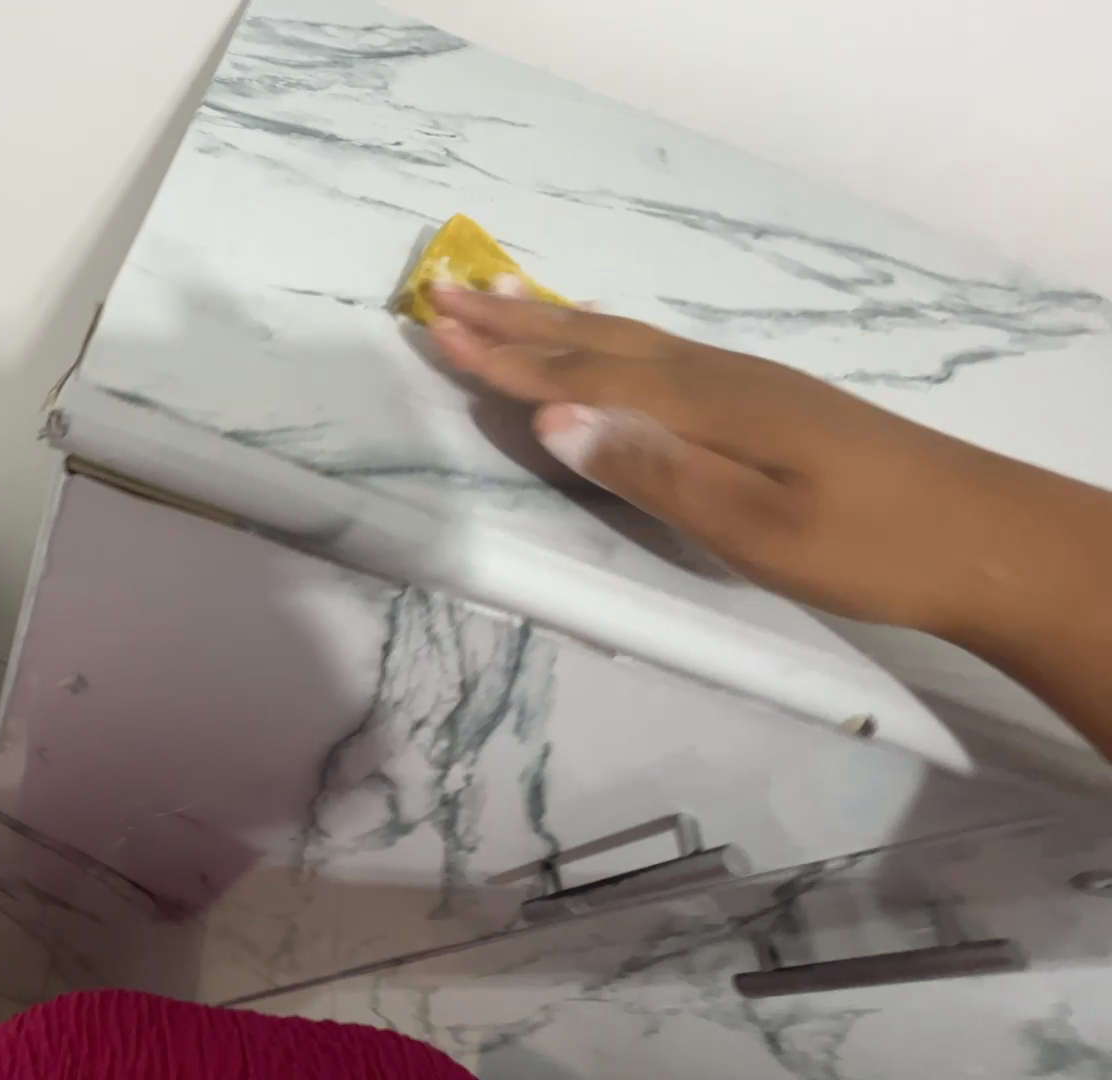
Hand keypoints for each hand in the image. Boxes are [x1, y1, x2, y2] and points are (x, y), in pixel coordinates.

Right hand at [427, 279, 1028, 637]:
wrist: (996, 540)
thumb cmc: (865, 545)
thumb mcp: (750, 522)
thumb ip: (646, 466)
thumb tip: (552, 419)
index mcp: (697, 404)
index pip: (575, 374)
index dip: (501, 356)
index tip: (438, 329)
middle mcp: (706, 374)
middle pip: (588, 339)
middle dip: (508, 319)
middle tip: (444, 291)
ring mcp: (732, 378)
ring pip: (617, 336)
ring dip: (548, 317)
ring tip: (497, 291)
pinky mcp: (748, 393)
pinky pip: (650, 346)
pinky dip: (602, 330)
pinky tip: (595, 321)